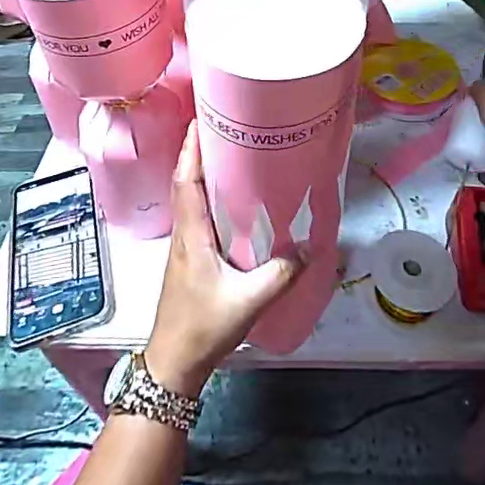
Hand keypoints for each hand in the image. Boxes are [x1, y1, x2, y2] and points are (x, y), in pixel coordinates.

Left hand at [145, 121, 302, 396]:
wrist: (173, 364)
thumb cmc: (203, 327)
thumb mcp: (249, 300)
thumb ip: (282, 273)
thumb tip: (312, 247)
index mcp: (192, 236)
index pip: (187, 183)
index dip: (192, 151)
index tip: (200, 121)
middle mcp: (184, 235)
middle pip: (186, 183)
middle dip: (199, 152)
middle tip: (223, 126)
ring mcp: (185, 247)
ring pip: (190, 199)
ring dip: (203, 172)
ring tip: (229, 152)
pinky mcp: (190, 258)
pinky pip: (197, 215)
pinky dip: (208, 195)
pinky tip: (230, 199)